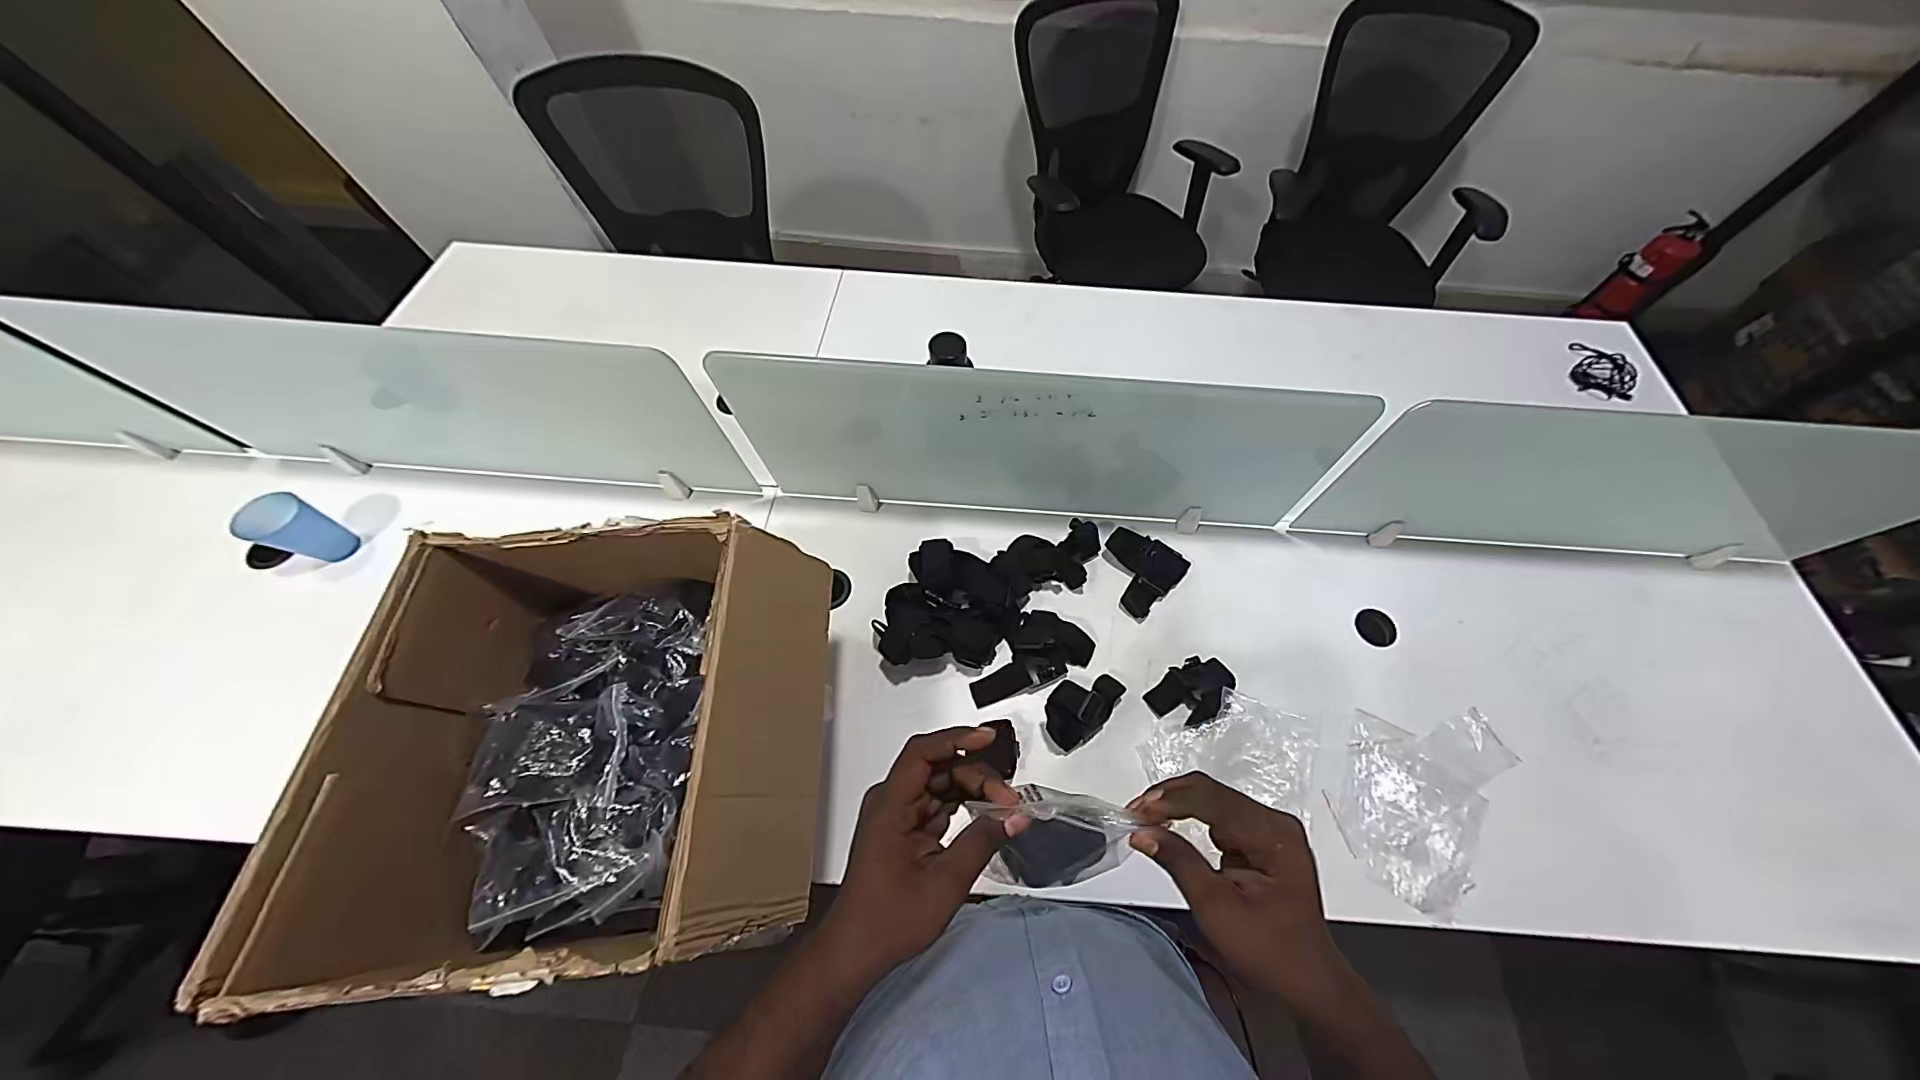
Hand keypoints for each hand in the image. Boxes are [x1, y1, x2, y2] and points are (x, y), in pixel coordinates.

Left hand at [821, 726, 1024, 976]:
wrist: (855, 950)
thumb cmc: (888, 920)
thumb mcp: (944, 883)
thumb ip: (982, 842)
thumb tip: (1014, 817)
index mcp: (890, 805)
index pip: (922, 753)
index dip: (956, 740)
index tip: (986, 739)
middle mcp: (890, 801)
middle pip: (938, 767)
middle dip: (976, 775)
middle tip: (1008, 799)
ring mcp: (897, 814)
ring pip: (941, 784)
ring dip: (972, 790)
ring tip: (1003, 807)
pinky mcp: (905, 828)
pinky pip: (937, 803)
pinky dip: (963, 805)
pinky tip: (986, 815)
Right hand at [1127, 772, 1345, 1006]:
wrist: (1306, 981)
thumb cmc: (1273, 953)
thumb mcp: (1215, 908)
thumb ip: (1178, 861)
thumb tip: (1145, 833)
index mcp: (1272, 836)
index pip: (1210, 799)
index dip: (1168, 801)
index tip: (1137, 812)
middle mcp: (1276, 824)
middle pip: (1211, 791)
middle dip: (1169, 799)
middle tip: (1136, 814)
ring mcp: (1270, 829)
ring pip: (1213, 798)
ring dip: (1178, 805)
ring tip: (1148, 820)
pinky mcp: (1261, 838)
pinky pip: (1219, 813)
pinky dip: (1191, 816)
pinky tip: (1172, 825)